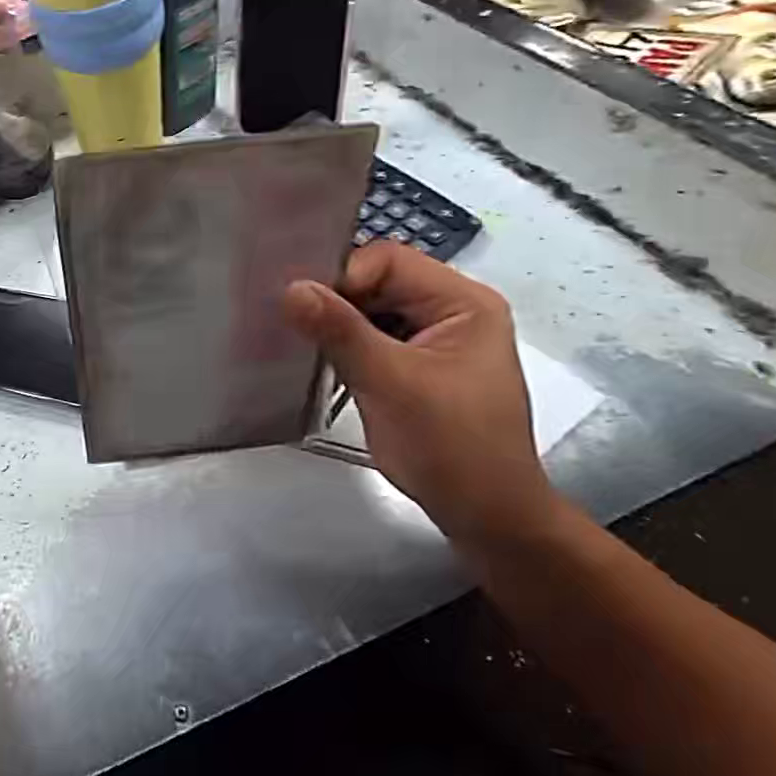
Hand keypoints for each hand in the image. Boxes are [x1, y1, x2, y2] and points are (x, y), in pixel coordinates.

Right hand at [282, 242, 551, 537]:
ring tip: (301, 344)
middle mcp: (450, 312)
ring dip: (337, 326)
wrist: (483, 514)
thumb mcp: (391, 383)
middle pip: (378, 283)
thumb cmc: (450, 446)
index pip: (389, 261)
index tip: (303, 308)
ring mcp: (432, 340)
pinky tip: (319, 363)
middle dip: (335, 302)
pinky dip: (344, 347)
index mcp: (462, 303)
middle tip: (292, 324)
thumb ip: (340, 331)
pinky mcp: (414, 366)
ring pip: (370, 312)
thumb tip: (291, 288)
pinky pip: (371, 339)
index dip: (343, 278)